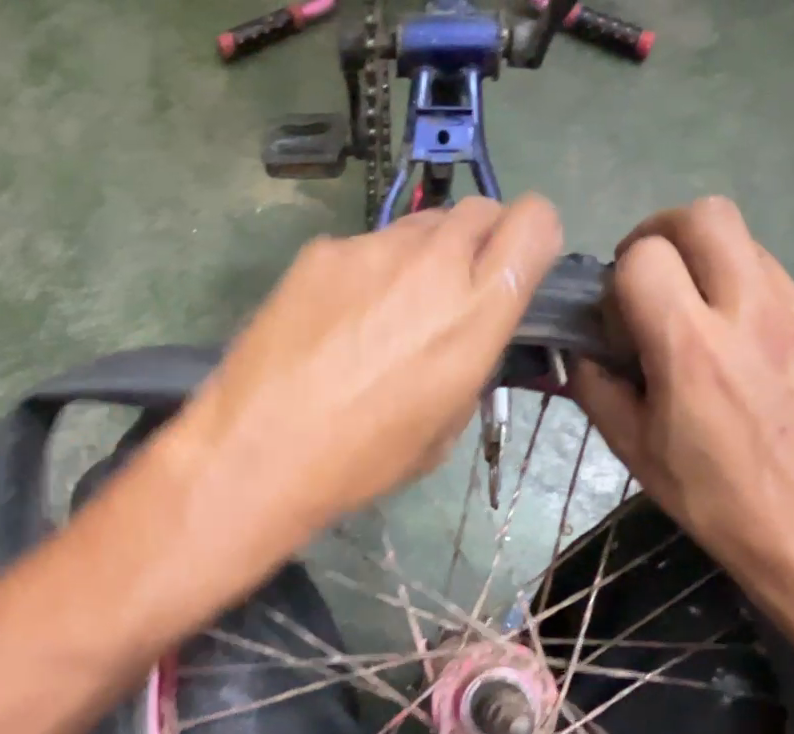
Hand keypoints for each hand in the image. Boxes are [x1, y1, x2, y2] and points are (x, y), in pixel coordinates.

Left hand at [184, 195, 562, 531]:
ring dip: (418, 259)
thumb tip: (465, 337)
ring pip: (417, 228)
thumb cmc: (361, 461)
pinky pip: (361, 248)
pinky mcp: (320, 252)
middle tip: (448, 295)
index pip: (534, 223)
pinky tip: (332, 322)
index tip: (509, 272)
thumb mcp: (442, 431)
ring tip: (381, 316)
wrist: (258, 452)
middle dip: (477, 244)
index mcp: (476, 313)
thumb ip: (469, 364)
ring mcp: (371, 249)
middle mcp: (432, 264)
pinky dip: (362, 274)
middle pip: (479, 210)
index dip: (531, 240)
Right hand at [570, 197, 793, 582]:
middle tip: (654, 275)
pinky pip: (782, 284)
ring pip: (747, 244)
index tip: (621, 309)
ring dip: (711, 266)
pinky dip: (751, 300)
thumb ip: (597, 385)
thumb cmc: (710, 496)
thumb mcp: (633, 448)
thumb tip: (584, 347)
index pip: (644, 257)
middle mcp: (753, 314)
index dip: (621, 274)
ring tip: (705, 321)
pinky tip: (751, 355)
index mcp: (692, 350)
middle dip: (665, 232)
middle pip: (706, 215)